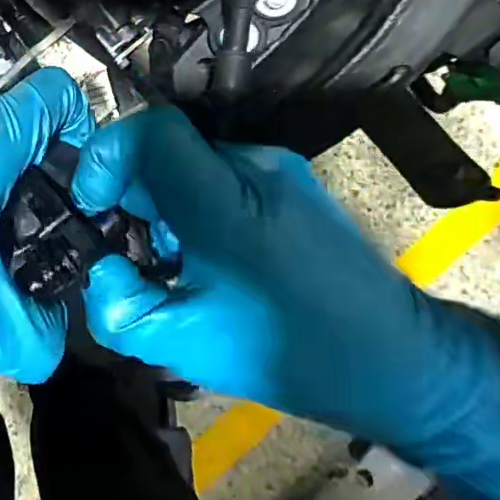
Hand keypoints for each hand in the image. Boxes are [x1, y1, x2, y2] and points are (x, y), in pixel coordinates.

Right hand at [71, 108, 499, 499]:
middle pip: (160, 147)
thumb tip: (98, 266)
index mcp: (226, 203)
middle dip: (128, 191)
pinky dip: (189, 205)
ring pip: (185, 162)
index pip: (147, 132)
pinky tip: (203, 254)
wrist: (403, 367)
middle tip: (129, 244)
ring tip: (169, 257)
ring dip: (159, 202)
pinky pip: (215, 175)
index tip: (96, 204)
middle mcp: (253, 168)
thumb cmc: (287, 353)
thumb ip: (113, 305)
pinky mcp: (290, 181)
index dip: (104, 157)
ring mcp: (278, 170)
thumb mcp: (178, 343)